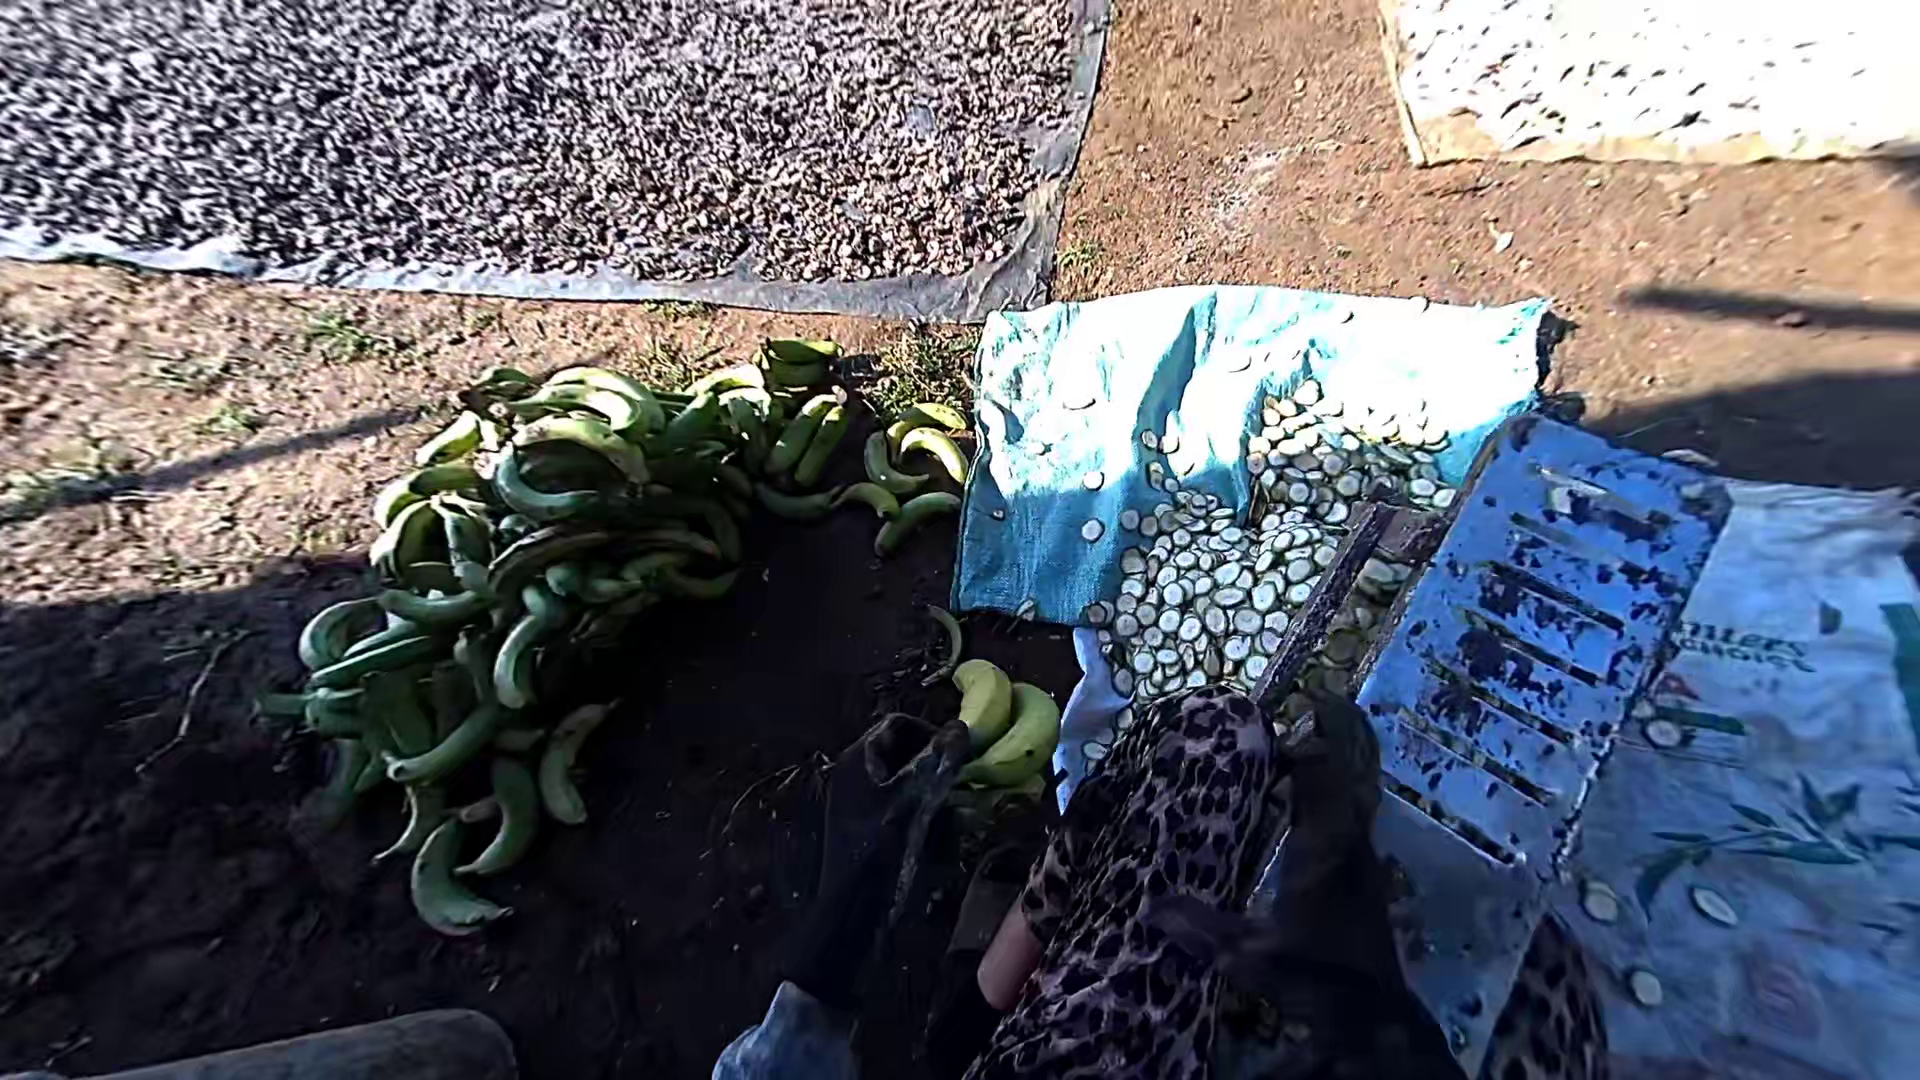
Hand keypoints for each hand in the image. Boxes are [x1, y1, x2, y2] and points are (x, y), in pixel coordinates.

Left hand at [786, 714, 969, 1010]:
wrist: (853, 920)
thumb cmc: (880, 853)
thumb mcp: (914, 802)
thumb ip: (938, 761)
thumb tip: (961, 725)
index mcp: (859, 760)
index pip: (898, 724)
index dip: (929, 731)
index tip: (957, 752)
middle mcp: (860, 776)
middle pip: (907, 753)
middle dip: (938, 767)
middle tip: (965, 781)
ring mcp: (866, 805)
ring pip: (912, 784)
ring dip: (938, 795)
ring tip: (959, 814)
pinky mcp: (875, 831)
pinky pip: (908, 811)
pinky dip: (928, 818)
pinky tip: (945, 840)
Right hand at [1142, 695, 1460, 1078]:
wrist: (1371, 1018)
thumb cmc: (1312, 976)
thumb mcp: (1250, 956)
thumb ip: (1201, 929)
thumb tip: (1151, 906)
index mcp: (1322, 847)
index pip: (1320, 777)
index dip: (1301, 744)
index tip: (1272, 722)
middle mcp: (1346, 840)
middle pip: (1347, 770)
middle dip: (1334, 730)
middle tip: (1312, 695)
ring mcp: (1358, 851)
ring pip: (1354, 786)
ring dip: (1336, 753)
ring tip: (1307, 724)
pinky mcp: (1358, 864)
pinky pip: (1350, 805)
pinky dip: (1333, 782)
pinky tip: (1304, 783)